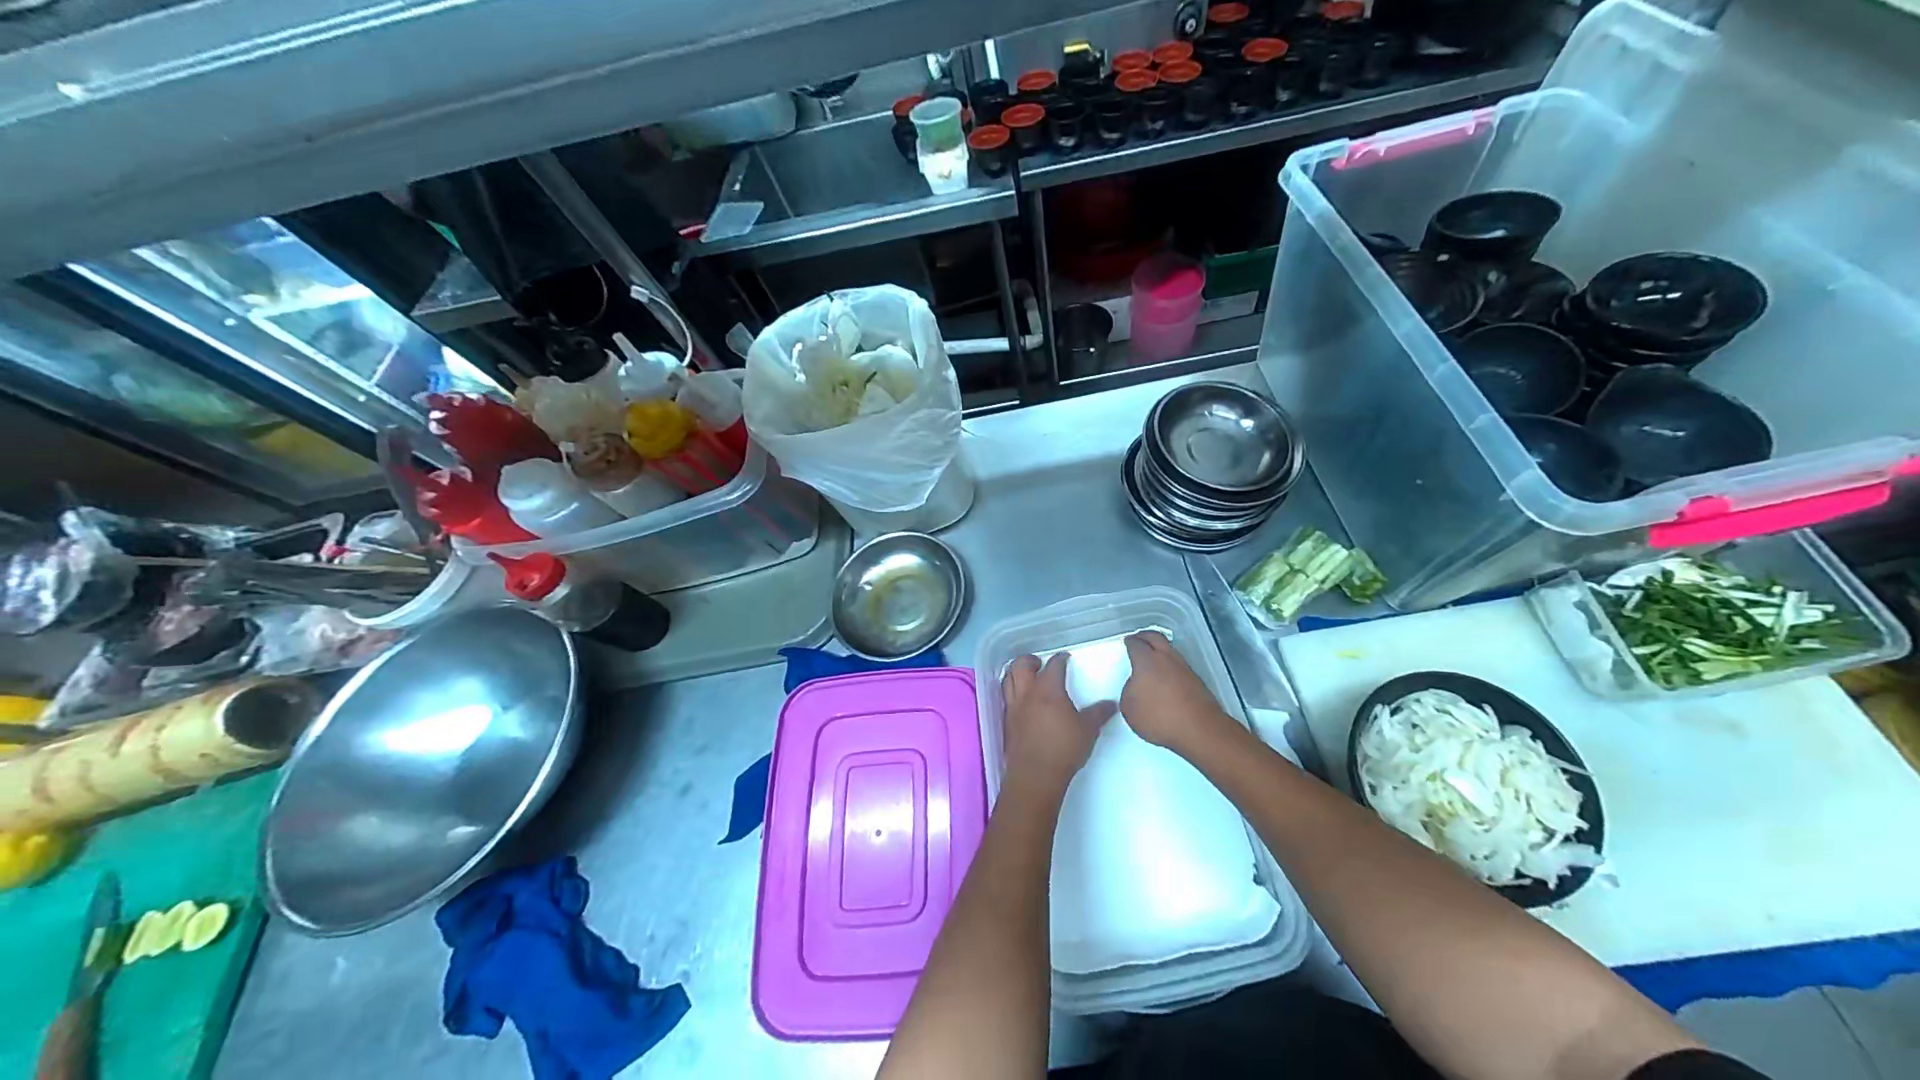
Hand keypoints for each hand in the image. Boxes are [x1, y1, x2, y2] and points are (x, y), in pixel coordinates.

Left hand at [1001, 653, 1114, 795]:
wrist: (1035, 775)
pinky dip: (1011, 691)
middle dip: (1030, 660)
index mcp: (1048, 689)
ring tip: (1026, 676)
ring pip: (1007, 679)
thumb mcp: (1088, 730)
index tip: (1065, 658)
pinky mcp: (1006, 721)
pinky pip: (1004, 697)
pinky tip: (1020, 699)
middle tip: (1039, 663)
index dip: (1060, 659)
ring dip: (1015, 672)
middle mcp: (1027, 693)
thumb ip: (1098, 714)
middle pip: (1021, 665)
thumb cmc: (1064, 749)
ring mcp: (1013, 707)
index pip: (1053, 665)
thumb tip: (1111, 704)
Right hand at [1120, 632, 1244, 758]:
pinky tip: (1166, 676)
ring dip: (1160, 649)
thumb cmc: (1161, 717)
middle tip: (1139, 638)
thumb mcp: (1129, 707)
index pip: (1136, 644)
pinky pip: (1180, 665)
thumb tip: (1135, 687)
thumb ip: (1129, 690)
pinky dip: (1171, 665)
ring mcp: (1184, 668)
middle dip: (1145, 636)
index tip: (1128, 642)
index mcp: (1147, 661)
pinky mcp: (1196, 681)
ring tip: (1153, 656)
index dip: (1130, 642)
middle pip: (1155, 637)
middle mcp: (1167, 659)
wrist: (1197, 729)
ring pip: (1170, 649)